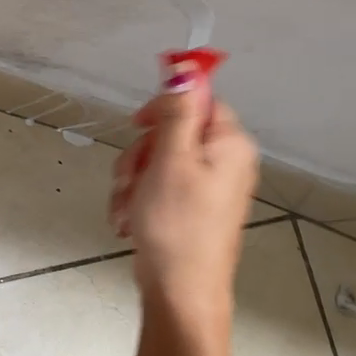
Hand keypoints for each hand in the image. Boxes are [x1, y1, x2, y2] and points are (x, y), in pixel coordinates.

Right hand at [109, 61, 259, 330]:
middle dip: (138, 155)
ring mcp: (206, 188)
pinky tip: (128, 220)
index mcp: (229, 144)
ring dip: (130, 181)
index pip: (198, 101)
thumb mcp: (170, 160)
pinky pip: (155, 188)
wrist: (180, 288)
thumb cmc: (175, 222)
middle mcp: (224, 161)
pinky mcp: (188, 209)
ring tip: (126, 207)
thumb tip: (186, 67)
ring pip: (155, 162)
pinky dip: (136, 200)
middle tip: (129, 178)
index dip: (163, 109)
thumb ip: (176, 113)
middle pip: (170, 133)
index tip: (136, 125)